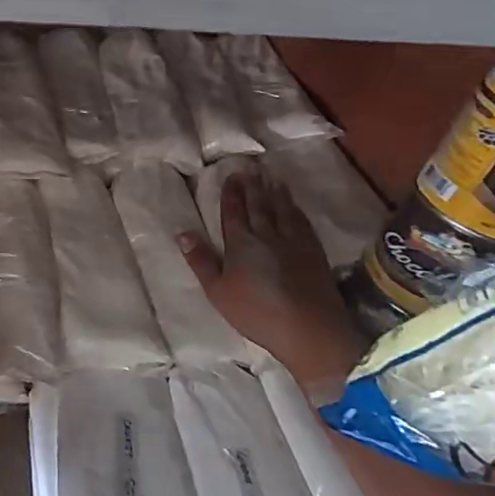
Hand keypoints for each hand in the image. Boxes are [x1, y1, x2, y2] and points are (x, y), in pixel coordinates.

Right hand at [178, 165, 364, 397]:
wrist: (309, 328)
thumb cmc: (256, 312)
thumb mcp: (217, 291)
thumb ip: (200, 260)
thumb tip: (181, 232)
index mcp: (240, 243)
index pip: (234, 211)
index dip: (232, 193)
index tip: (231, 175)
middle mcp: (266, 234)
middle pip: (258, 204)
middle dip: (252, 185)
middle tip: (250, 167)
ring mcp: (293, 240)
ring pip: (281, 208)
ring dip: (274, 191)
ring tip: (271, 177)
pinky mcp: (313, 250)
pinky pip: (301, 221)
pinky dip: (294, 208)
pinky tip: (293, 204)